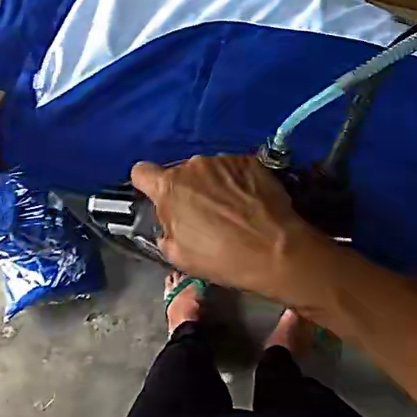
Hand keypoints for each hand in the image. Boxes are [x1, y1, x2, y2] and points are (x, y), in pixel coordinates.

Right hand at [129, 156, 335, 307]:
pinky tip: (251, 200)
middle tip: (206, 212)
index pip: (142, 172)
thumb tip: (172, 220)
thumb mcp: (178, 254)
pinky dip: (239, 180)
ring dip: (216, 183)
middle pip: (182, 173)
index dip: (149, 184)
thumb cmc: (221, 257)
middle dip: (189, 188)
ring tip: (234, 208)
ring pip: (211, 169)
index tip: (161, 197)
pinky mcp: (252, 160)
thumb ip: (167, 228)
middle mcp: (195, 166)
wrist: (274, 247)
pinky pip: (236, 167)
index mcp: (169, 187)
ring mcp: (226, 160)